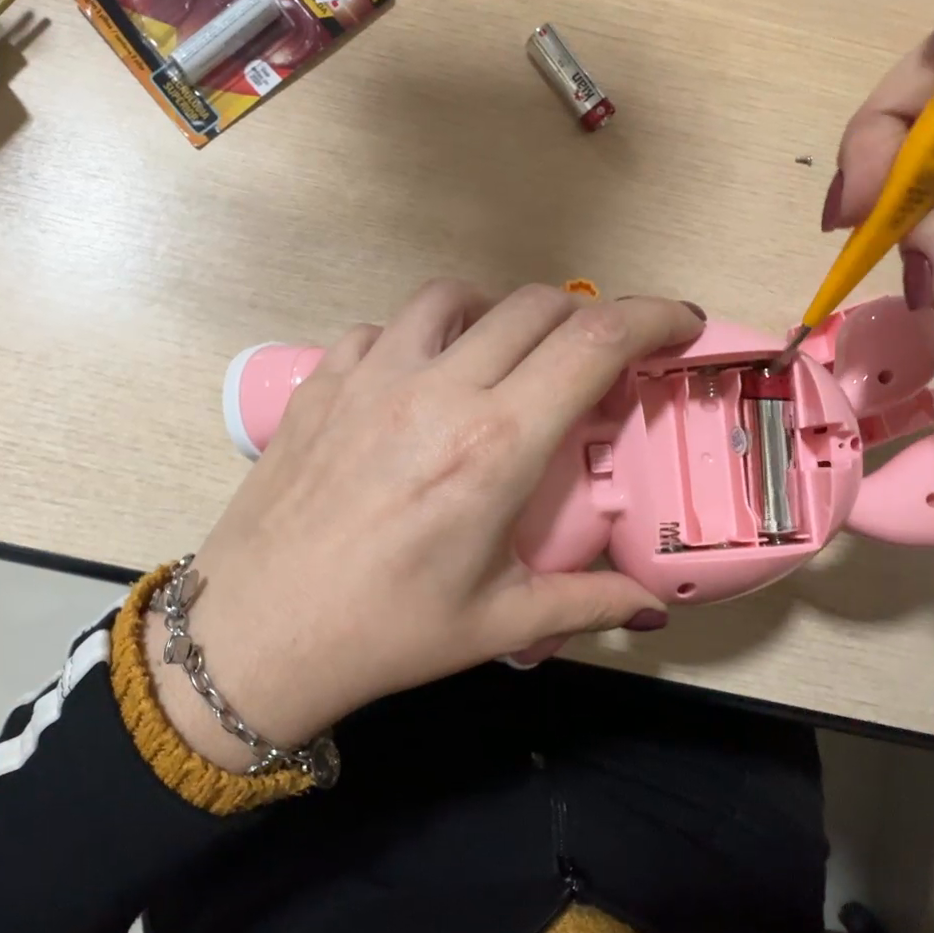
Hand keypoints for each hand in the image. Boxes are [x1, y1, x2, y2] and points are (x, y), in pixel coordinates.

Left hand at [145, 281, 703, 771]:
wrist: (255, 633)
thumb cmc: (380, 634)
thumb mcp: (496, 624)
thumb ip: (586, 601)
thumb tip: (651, 604)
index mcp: (494, 445)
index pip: (594, 342)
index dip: (652, 318)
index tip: (678, 324)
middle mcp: (436, 390)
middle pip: (534, 307)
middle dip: (585, 318)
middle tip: (595, 360)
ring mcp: (369, 377)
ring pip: (451, 298)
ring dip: (497, 313)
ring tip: (504, 355)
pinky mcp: (320, 384)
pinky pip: (380, 330)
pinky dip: (417, 338)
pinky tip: (415, 381)